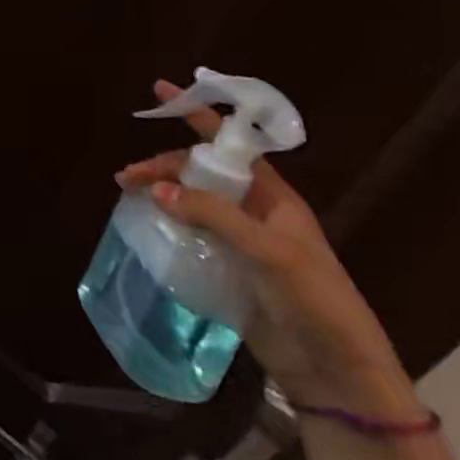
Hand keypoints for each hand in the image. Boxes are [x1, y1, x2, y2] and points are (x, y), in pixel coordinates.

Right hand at [116, 80, 428, 419]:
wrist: (333, 368)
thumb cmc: (314, 300)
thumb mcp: (269, 252)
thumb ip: (213, 215)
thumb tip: (156, 189)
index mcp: (274, 198)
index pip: (232, 145)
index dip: (198, 116)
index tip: (162, 91)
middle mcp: (254, 211)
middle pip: (199, 172)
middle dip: (162, 166)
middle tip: (126, 178)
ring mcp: (238, 239)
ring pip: (189, 199)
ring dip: (158, 192)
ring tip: (127, 197)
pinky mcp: (224, 265)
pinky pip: (186, 230)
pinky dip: (162, 221)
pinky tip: (143, 225)